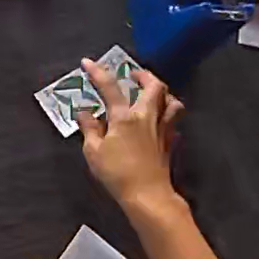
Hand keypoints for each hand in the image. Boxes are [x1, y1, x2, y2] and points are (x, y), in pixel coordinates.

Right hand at [76, 59, 184, 211]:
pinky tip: (160, 121)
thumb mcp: (93, 152)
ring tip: (153, 93)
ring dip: (163, 93)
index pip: (110, 87)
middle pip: (154, 86)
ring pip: (172, 101)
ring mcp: (162, 129)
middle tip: (133, 75)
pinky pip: (174, 122)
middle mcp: (147, 117)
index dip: (97, 72)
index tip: (88, 63)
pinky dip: (168, 116)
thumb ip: (89, 129)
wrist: (148, 195)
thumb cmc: (117, 174)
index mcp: (125, 117)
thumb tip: (84, 114)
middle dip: (144, 75)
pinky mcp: (170, 143)